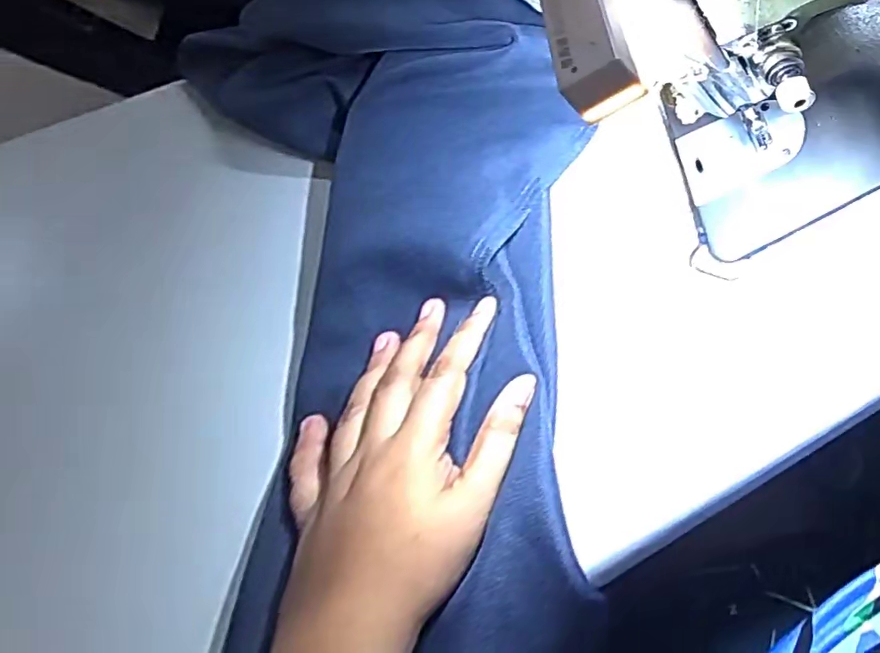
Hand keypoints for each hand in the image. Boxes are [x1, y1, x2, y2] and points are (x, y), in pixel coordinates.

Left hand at [272, 297, 535, 652]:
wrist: (347, 632)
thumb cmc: (422, 564)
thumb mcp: (477, 501)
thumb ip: (499, 437)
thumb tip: (522, 385)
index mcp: (413, 447)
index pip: (446, 378)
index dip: (466, 338)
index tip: (483, 307)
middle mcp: (370, 453)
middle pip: (397, 384)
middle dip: (418, 341)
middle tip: (431, 308)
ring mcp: (335, 481)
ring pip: (355, 411)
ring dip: (374, 372)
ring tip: (386, 340)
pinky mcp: (313, 510)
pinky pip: (309, 463)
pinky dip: (314, 436)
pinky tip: (317, 419)